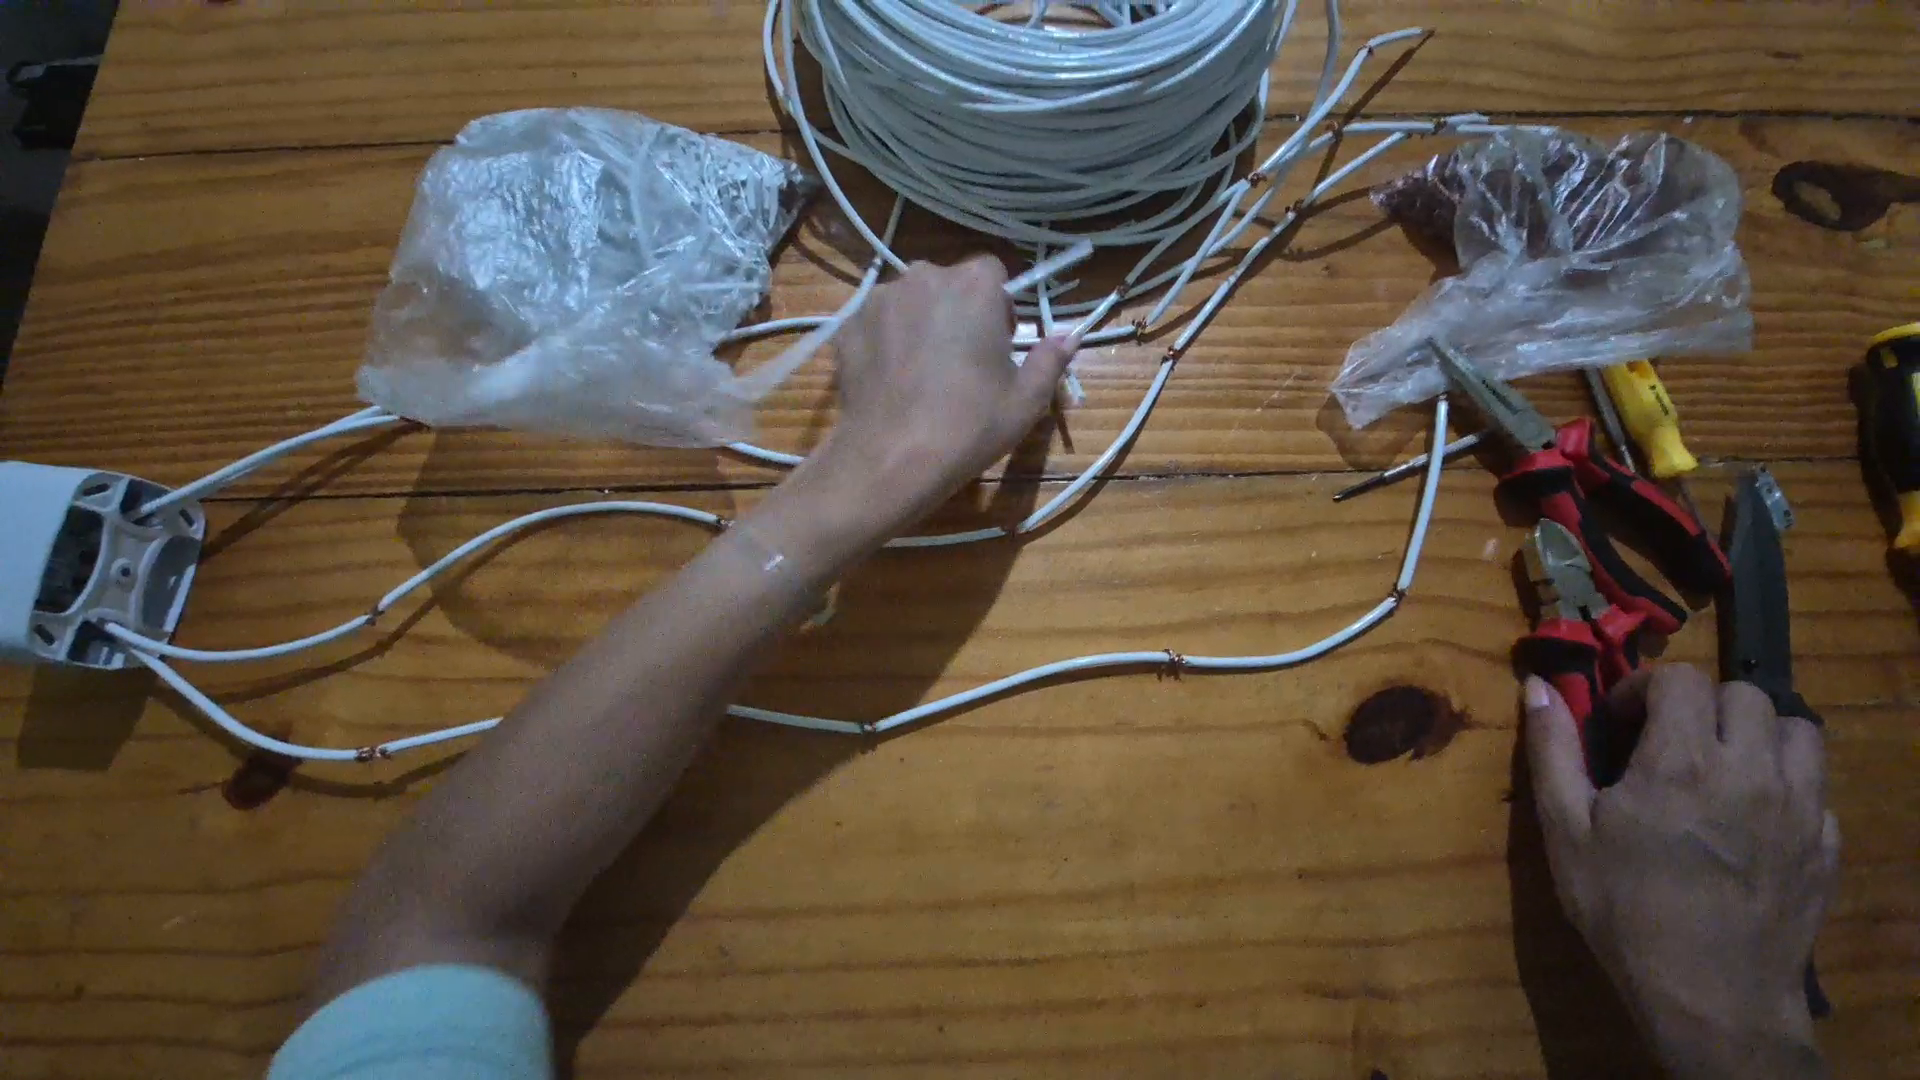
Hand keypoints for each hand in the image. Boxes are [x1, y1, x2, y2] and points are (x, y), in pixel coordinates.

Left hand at [809, 256, 1076, 534]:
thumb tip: (1069, 335)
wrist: (892, 457)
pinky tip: (892, 382)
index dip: (998, 308)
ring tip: (922, 374)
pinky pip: (877, 325)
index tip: (997, 346)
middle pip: (948, 284)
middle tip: (961, 364)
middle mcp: (923, 277)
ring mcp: (879, 300)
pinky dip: (886, 343)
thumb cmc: (969, 425)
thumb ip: (1050, 359)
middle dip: (957, 312)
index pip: (993, 273)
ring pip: (909, 302)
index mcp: (974, 285)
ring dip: (920, 324)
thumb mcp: (1026, 400)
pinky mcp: (848, 326)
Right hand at [1524, 665, 1837, 1079]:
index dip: (1642, 687)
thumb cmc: (1620, 903)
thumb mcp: (1564, 825)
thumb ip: (1553, 748)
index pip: (1681, 678)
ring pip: (1799, 730)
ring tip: (1711, 761)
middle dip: (1697, 702)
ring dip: (1752, 730)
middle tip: (1660, 737)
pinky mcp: (1827, 844)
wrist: (1708, 993)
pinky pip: (1816, 782)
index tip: (1618, 721)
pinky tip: (1742, 809)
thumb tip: (1538, 686)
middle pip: (1745, 694)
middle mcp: (1752, 773)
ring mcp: (1801, 809)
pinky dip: (1781, 775)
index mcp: (1682, 763)